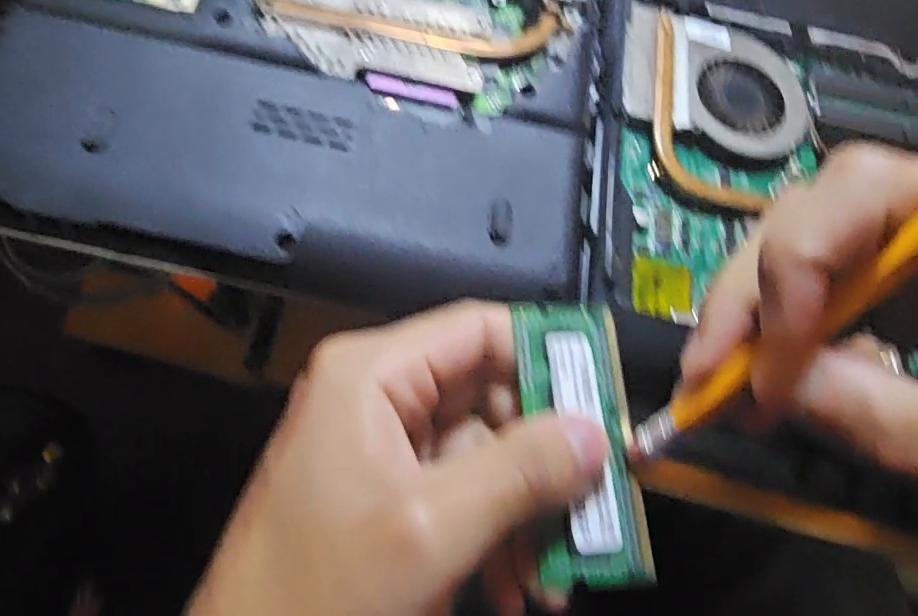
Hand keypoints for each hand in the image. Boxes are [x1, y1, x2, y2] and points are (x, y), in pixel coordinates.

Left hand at [186, 302, 609, 615]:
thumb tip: (592, 434)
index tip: (601, 402)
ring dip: (526, 512)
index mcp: (371, 372)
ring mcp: (382, 446)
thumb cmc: (315, 592)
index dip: (544, 356)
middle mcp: (378, 394)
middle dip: (542, 459)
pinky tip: (517, 590)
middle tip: (593, 505)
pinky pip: (463, 494)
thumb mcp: (429, 529)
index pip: (476, 329)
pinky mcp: (388, 494)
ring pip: (484, 452)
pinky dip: (498, 535)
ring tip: (553, 578)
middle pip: (487, 395)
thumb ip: (518, 473)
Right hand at [679, 145, 917, 593]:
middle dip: (755, 286)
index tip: (770, 358)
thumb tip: (773, 387)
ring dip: (755, 307)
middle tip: (710, 373)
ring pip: (811, 239)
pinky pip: (831, 282)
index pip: (872, 191)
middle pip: (823, 208)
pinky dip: (784, 327)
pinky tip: (765, 376)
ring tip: (721, 384)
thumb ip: (902, 425)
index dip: (798, 257)